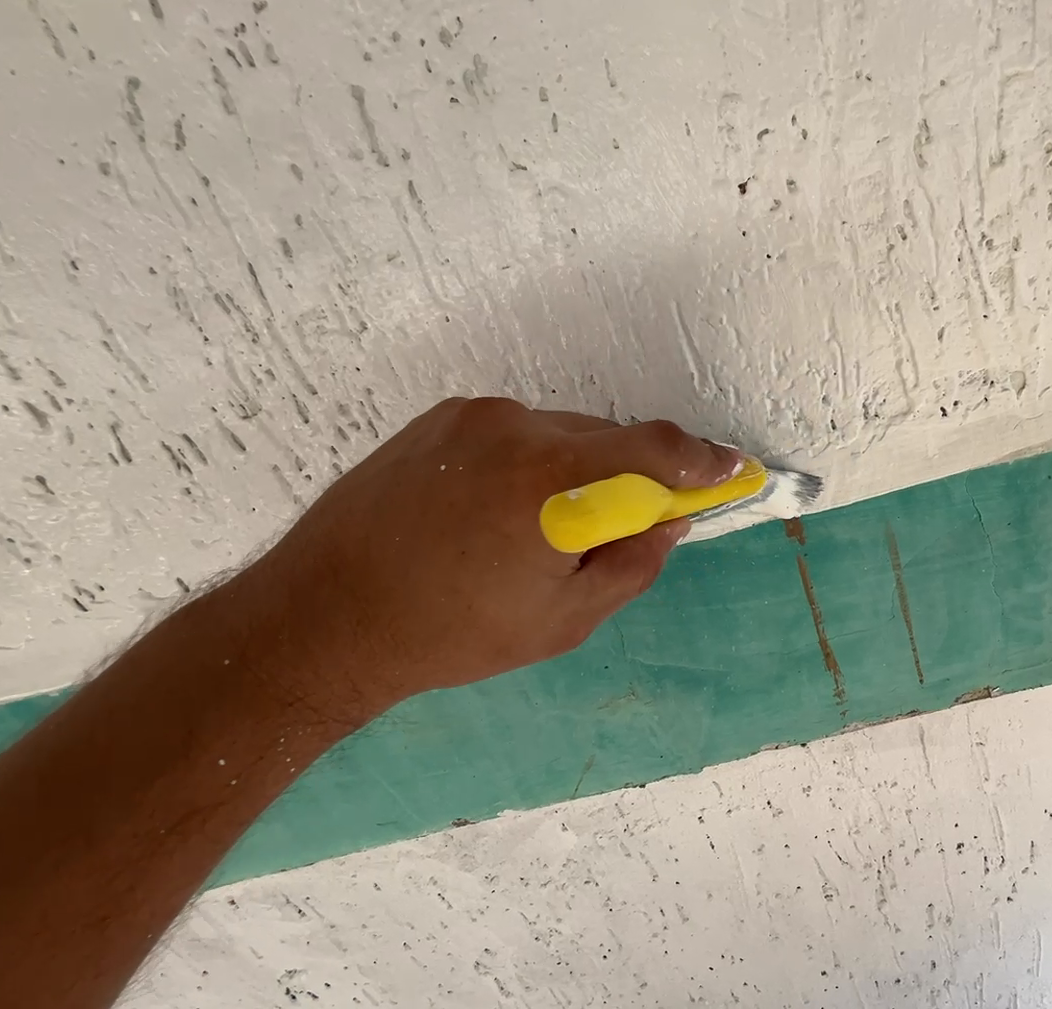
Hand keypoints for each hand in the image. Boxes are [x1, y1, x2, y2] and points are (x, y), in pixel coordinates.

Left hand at [220, 397, 741, 724]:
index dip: (700, 458)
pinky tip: (499, 510)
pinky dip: (532, 462)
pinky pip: (517, 432)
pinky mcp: (440, 419)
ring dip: (578, 470)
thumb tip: (669, 521)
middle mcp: (515, 428)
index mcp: (550, 480)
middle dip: (630, 476)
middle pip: (609, 439)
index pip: (652, 449)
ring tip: (541, 529)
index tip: (730, 468)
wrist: (321, 620)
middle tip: (621, 525)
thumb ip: (633, 565)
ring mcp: (472, 418)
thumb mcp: (565, 621)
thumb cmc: (453, 634)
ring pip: (562, 434)